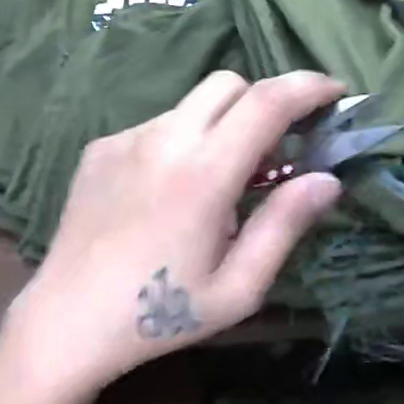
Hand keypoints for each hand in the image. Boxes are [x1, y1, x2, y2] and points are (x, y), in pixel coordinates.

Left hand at [0, 71, 346, 403]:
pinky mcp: (98, 150)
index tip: (335, 93)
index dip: (309, 87)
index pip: (266, 101)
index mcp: (203, 173)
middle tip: (274, 152)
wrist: (68, 320)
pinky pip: (153, 128)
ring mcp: (124, 140)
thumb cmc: (160, 315)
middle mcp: (162, 140)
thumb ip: (284, 225)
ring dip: (217, 127)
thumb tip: (327, 179)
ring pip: (187, 107)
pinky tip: (166, 194)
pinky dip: (177, 143)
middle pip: (226, 84)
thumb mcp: (238, 287)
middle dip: (262, 103)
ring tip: (214, 187)